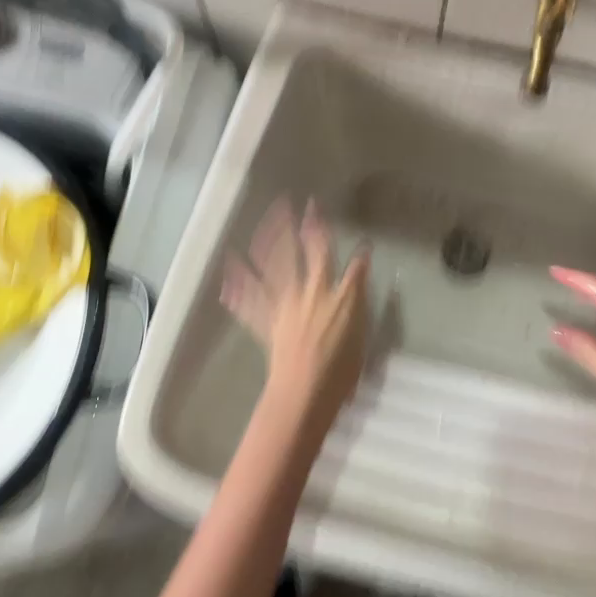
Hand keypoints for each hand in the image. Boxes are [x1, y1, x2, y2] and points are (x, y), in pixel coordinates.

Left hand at [220, 197, 371, 417]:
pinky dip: (240, 283)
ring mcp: (287, 303)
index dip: (361, 253)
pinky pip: (251, 298)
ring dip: (274, 237)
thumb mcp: (361, 340)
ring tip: (271, 217)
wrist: (303, 392)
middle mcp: (313, 292)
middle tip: (307, 204)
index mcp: (342, 298)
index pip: (355, 268)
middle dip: (311, 226)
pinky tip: (230, 266)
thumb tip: (357, 285)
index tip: (365, 242)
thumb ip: (358, 308)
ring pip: (279, 263)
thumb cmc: (341, 374)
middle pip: (312, 251)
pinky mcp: (268, 319)